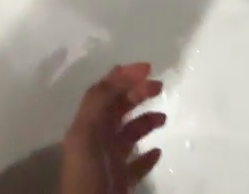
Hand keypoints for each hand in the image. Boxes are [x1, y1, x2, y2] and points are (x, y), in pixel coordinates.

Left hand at [59, 63, 165, 193]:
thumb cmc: (87, 177)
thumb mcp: (87, 134)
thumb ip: (99, 102)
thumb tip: (119, 72)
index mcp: (87, 125)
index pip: (104, 92)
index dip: (123, 76)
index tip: (147, 67)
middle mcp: (97, 140)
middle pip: (118, 109)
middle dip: (137, 94)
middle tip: (159, 86)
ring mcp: (108, 162)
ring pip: (128, 134)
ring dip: (145, 121)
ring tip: (162, 119)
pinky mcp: (119, 183)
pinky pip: (135, 165)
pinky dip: (146, 156)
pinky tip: (157, 153)